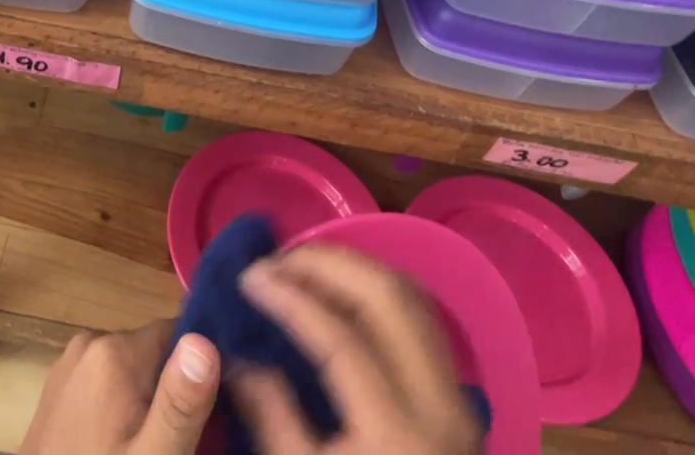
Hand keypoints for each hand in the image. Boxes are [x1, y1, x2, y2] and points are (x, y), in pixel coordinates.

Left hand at [19, 319, 220, 454]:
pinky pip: (104, 380)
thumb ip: (179, 402)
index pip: (177, 333)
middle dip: (169, 388)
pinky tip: (120, 439)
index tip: (207, 407)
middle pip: (153, 352)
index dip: (197, 370)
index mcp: (114, 350)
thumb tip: (204, 341)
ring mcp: (70, 362)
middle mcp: (89, 342)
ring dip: (145, 397)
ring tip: (148, 440)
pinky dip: (119, 403)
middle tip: (175, 436)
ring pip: (130, 367)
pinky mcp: (60, 384)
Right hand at [231, 246, 483, 454]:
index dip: (291, 297)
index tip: (249, 275)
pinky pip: (420, 318)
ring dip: (354, 272)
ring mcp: (457, 396)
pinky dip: (377, 293)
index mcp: (397, 433)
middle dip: (326, 265)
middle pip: (387, 299)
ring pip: (412, 298)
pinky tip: (339, 294)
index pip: (341, 338)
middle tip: (276, 261)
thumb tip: (237, 352)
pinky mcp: (457, 396)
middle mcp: (439, 403)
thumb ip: (269, 413)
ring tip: (301, 268)